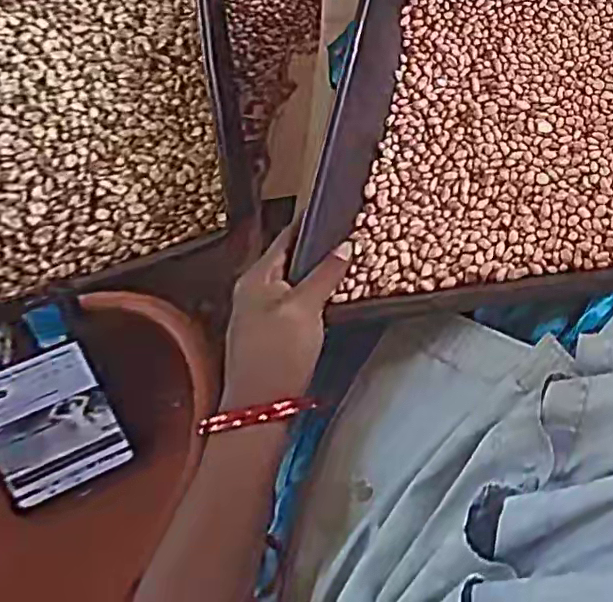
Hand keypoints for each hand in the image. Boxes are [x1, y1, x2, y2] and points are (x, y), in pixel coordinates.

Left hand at [221, 226, 348, 409]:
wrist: (261, 406)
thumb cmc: (277, 352)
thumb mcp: (305, 307)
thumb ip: (326, 273)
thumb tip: (347, 245)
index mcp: (256, 277)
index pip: (288, 236)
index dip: (312, 220)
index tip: (339, 205)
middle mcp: (256, 288)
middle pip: (294, 255)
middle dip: (323, 243)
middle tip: (355, 229)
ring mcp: (265, 308)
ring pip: (300, 275)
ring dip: (324, 266)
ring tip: (354, 253)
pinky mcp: (278, 325)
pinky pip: (302, 293)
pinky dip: (321, 285)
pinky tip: (341, 285)